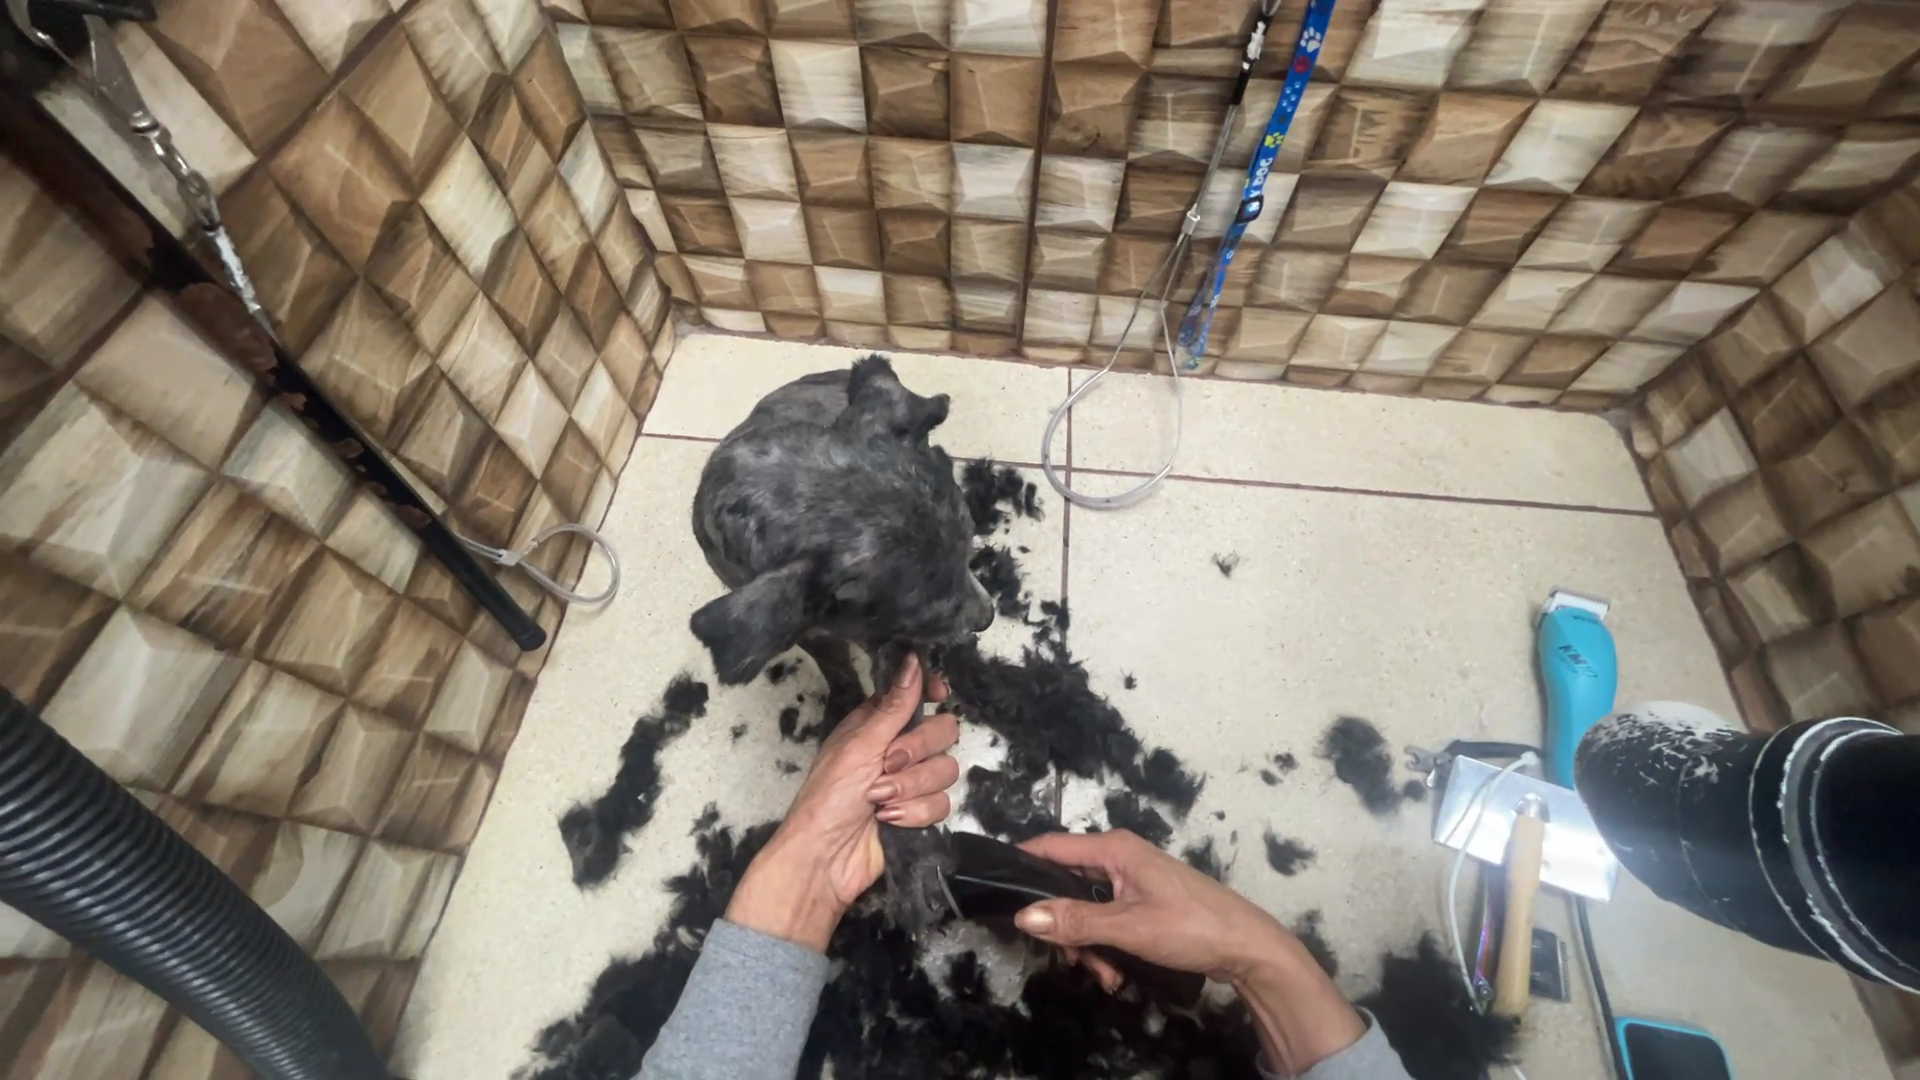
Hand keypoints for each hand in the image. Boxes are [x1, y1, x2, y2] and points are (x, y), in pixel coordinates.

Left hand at [726, 654, 958, 950]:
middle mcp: (899, 746)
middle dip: (918, 750)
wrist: (824, 860)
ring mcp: (912, 781)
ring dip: (912, 787)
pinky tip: (890, 821)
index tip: (939, 695)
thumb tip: (914, 659)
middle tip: (889, 764)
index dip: (932, 692)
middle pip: (943, 730)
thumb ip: (895, 706)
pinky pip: (942, 803)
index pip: (918, 694)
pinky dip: (915, 813)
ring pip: (945, 769)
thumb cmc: (830, 796)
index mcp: (878, 723)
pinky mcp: (920, 813)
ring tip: (880, 800)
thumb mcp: (860, 745)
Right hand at [1011, 829, 1287, 984]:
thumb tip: (1024, 915)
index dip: (1023, 864)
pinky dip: (1105, 943)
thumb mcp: (1128, 928)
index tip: (1001, 891)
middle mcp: (1117, 855)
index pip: (1051, 846)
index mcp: (1112, 848)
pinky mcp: (1141, 898)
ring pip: (1086, 906)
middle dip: (1065, 925)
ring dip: (1087, 942)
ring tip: (1108, 976)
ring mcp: (1130, 877)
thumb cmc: (1188, 926)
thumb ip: (1075, 921)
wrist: (1248, 947)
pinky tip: (1117, 972)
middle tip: (1075, 962)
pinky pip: (1106, 915)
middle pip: (1067, 883)